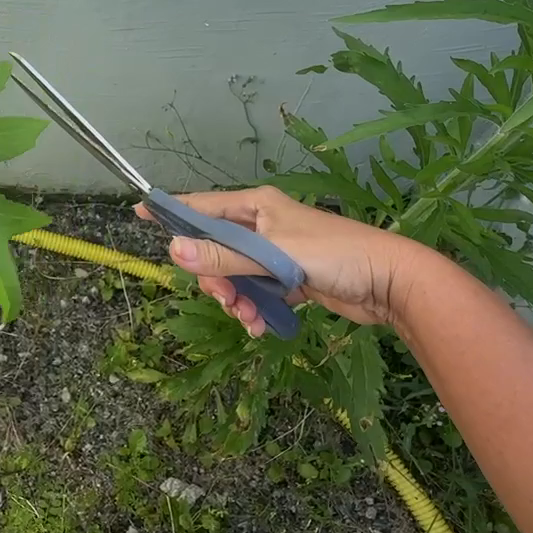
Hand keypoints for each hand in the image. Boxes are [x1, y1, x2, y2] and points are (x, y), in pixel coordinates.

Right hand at [139, 186, 434, 332]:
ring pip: (234, 275)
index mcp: (256, 205)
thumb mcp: (273, 256)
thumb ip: (223, 255)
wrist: (393, 282)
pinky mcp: (289, 278)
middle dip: (213, 277)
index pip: (201, 205)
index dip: (170, 211)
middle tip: (223, 298)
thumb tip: (172, 250)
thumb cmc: (334, 256)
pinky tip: (261, 327)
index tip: (139, 211)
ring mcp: (275, 252)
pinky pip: (256, 292)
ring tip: (249, 319)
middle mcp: (262, 224)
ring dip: (235, 300)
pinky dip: (254, 309)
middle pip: (214, 248)